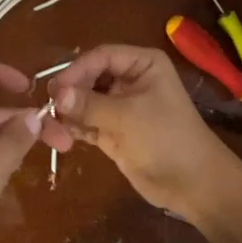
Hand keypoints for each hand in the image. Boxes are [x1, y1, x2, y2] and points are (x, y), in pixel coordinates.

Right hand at [48, 45, 241, 219]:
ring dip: (69, 112)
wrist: (193, 186)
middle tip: (48, 107)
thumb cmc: (166, 139)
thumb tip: (54, 93)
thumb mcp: (128, 117)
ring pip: (86, 100)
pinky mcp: (114, 131)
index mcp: (142, 64)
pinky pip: (88, 122)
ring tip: (51, 126)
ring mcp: (121, 107)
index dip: (77, 69)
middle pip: (91, 77)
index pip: (101, 56)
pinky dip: (75, 127)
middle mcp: (130, 80)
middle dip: (71, 91)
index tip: (55, 88)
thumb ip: (90, 104)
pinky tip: (60, 136)